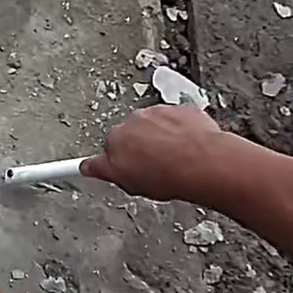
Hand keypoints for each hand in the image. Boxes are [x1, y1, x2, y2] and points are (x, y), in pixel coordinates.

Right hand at [81, 106, 229, 200]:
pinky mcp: (176, 108)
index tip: (102, 162)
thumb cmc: (169, 175)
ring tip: (174, 158)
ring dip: (159, 137)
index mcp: (114, 142)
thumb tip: (91, 167)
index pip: (102, 152)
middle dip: (139, 148)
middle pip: (130, 136)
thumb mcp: (131, 185)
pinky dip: (179, 129)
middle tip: (154, 167)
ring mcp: (155, 113)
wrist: (201, 160)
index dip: (108, 159)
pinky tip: (187, 146)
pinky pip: (174, 119)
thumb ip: (108, 171)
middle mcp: (130, 123)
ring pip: (152, 125)